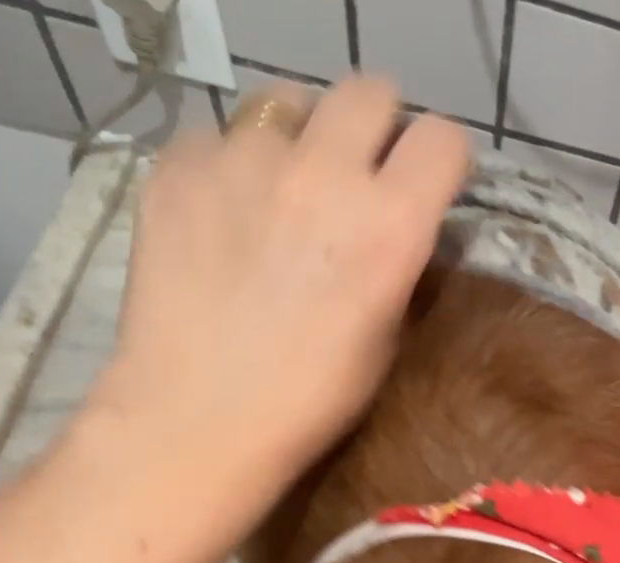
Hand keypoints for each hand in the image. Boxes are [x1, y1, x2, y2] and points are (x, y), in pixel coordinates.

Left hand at [76, 78, 468, 511]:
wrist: (201, 415)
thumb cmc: (315, 395)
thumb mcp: (388, 333)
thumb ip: (400, 261)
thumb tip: (400, 226)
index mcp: (391, 224)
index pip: (442, 137)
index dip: (439, 158)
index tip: (426, 181)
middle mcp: (324, 173)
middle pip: (368, 91)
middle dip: (374, 125)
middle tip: (359, 169)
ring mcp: (242, 160)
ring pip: (285, 101)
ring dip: (298, 135)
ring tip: (281, 186)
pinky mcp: (177, 165)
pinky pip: (216, 135)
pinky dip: (228, 163)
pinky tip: (222, 213)